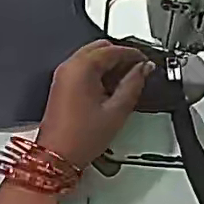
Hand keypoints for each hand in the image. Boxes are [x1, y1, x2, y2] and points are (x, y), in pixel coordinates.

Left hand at [36, 40, 151, 164]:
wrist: (58, 155)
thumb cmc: (80, 138)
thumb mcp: (117, 110)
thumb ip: (133, 84)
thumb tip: (143, 69)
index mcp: (81, 68)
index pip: (112, 50)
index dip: (133, 54)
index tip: (146, 62)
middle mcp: (69, 67)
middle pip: (100, 48)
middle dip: (120, 56)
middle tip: (138, 69)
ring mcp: (63, 75)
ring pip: (91, 57)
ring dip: (109, 64)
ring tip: (127, 81)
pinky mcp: (62, 85)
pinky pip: (82, 68)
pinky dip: (98, 72)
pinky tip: (110, 88)